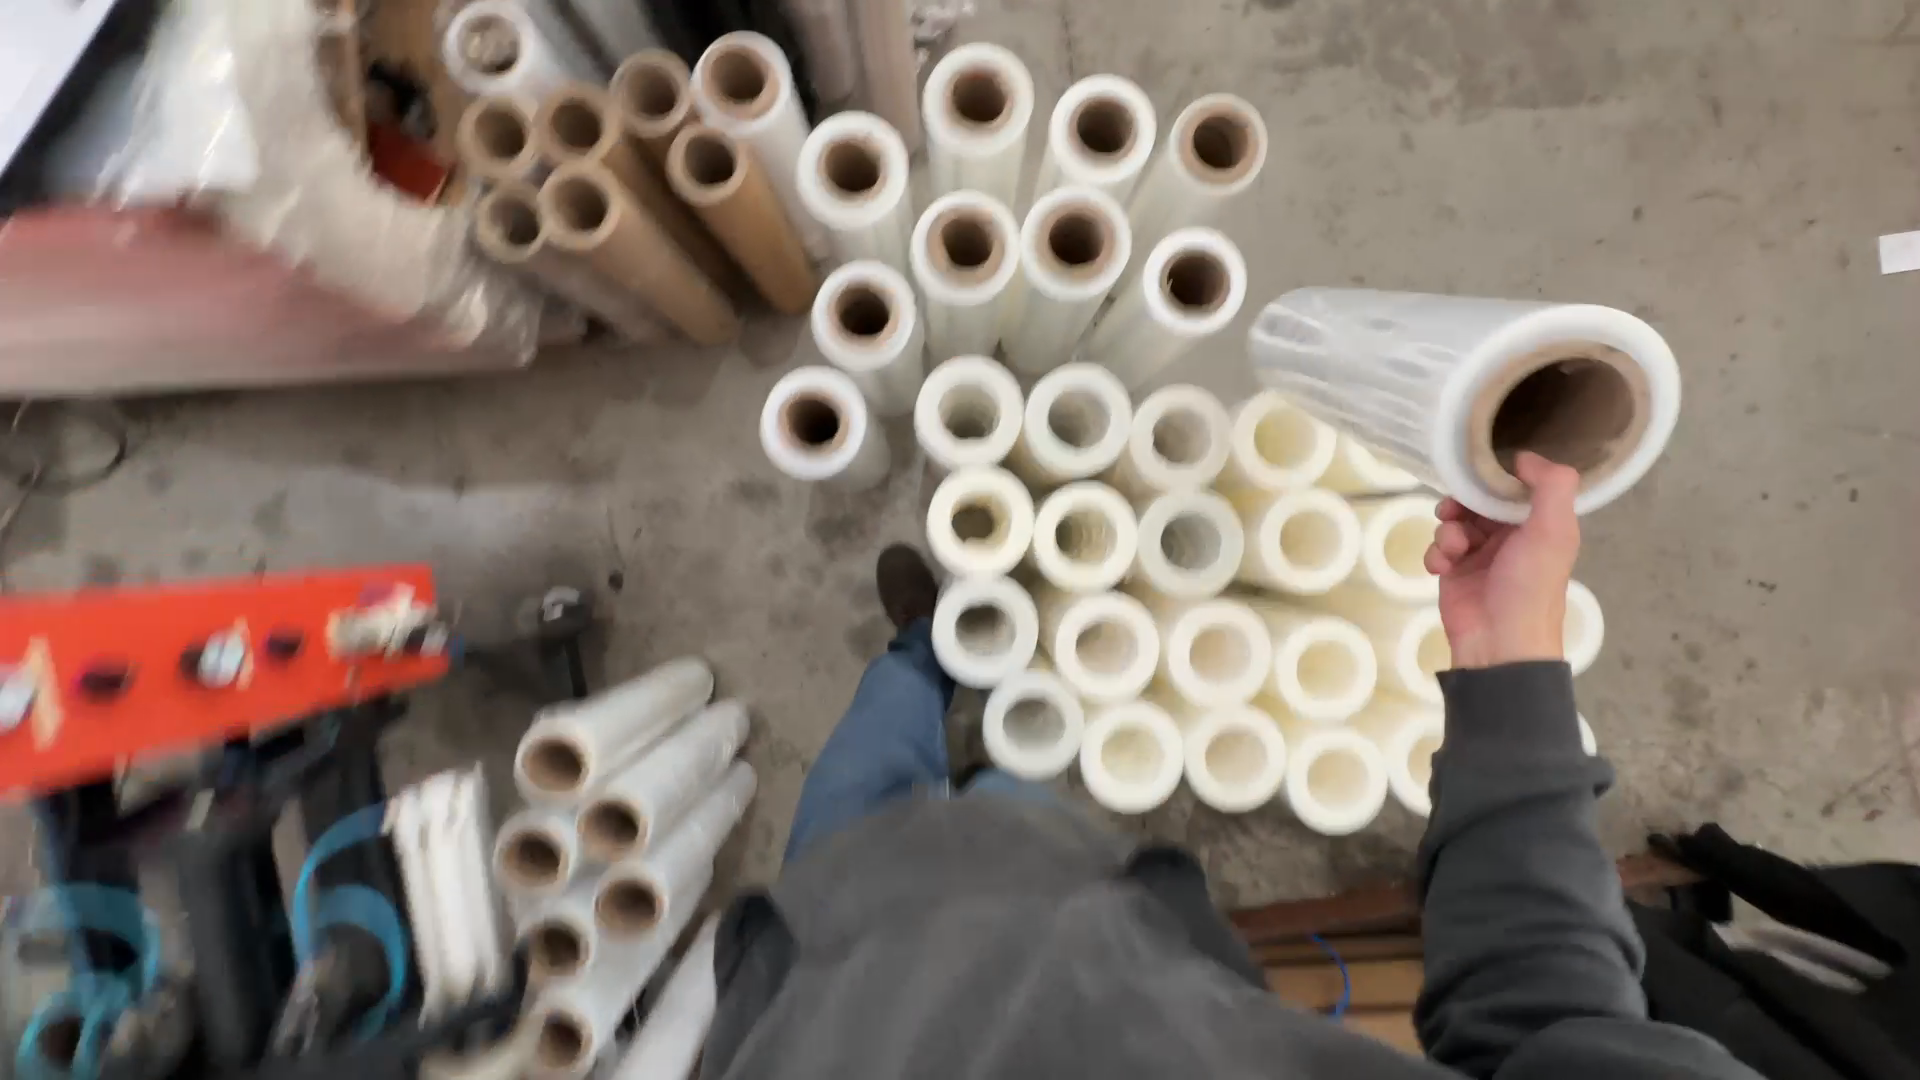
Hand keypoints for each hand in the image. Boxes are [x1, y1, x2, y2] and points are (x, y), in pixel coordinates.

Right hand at [1424, 452, 1580, 668]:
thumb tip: (1524, 455)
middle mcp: (1509, 536)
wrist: (1499, 640)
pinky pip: (1435, 549)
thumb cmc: (1529, 585)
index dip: (1493, 480)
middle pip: (1477, 503)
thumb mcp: (1552, 532)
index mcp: (1538, 524)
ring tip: (1451, 551)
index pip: (1513, 488)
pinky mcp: (1452, 572)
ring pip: (1452, 524)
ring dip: (1446, 532)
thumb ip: (1550, 488)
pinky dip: (1434, 555)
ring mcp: (1478, 554)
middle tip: (1452, 513)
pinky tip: (1440, 568)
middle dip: (1460, 505)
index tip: (1476, 477)